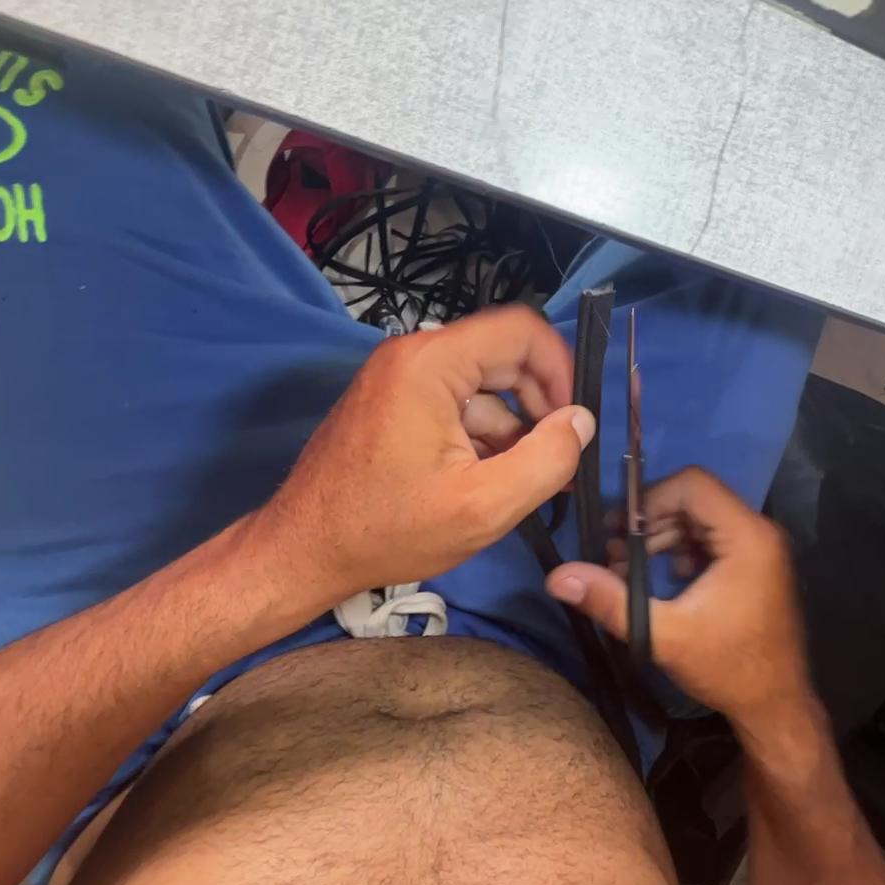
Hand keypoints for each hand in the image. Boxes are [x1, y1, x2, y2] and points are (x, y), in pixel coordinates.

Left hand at [255, 306, 594, 604]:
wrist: (303, 552)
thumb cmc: (387, 530)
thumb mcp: (483, 506)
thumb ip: (546, 460)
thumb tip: (581, 422)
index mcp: (431, 363)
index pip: (521, 331)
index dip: (560, 370)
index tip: (574, 421)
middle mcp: (413, 355)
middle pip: (504, 356)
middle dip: (539, 406)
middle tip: (557, 458)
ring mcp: (400, 378)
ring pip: (484, 386)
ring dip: (512, 428)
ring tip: (524, 481)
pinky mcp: (395, 403)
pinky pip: (457, 404)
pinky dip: (482, 436)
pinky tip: (488, 479)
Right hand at [544, 467, 813, 725]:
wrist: (776, 708)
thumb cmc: (727, 668)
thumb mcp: (663, 634)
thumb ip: (611, 600)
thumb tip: (557, 577)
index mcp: (747, 536)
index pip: (693, 484)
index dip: (652, 498)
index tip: (623, 531)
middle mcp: (758, 531)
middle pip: (694, 498)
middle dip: (650, 519)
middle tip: (614, 550)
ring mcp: (759, 547)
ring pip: (700, 517)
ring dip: (662, 535)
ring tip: (627, 567)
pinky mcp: (754, 563)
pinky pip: (712, 537)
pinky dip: (681, 548)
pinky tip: (659, 578)